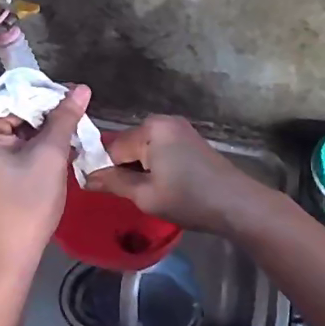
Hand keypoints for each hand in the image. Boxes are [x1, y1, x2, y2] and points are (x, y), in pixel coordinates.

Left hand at [0, 85, 92, 271]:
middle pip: (12, 114)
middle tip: (77, 111)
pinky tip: (60, 145)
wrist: (12, 256)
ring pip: (15, 130)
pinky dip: (33, 146)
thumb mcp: (49, 156)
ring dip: (43, 131)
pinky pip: (11, 147)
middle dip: (45, 115)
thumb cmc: (27, 205)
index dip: (45, 96)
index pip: (12, 100)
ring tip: (74, 128)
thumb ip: (64, 118)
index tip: (74, 94)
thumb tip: (81, 88)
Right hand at [85, 115, 275, 235]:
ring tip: (147, 193)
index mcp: (150, 129)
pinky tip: (163, 185)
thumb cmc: (189, 199)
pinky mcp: (190, 139)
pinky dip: (155, 165)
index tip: (103, 192)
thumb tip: (87, 178)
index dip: (105, 170)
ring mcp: (179, 128)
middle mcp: (163, 121)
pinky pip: (160, 149)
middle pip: (128, 144)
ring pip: (144, 148)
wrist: (237, 204)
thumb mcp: (146, 196)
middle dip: (124, 168)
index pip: (112, 147)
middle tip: (129, 195)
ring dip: (140, 168)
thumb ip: (113, 183)